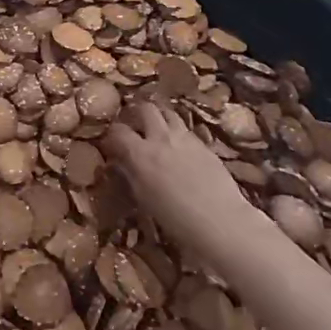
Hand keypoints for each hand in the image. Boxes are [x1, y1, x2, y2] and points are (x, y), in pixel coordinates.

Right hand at [101, 102, 263, 258]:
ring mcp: (184, 137)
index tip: (110, 142)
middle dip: (136, 113)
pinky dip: (176, 130)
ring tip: (156, 127)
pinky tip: (177, 144)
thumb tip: (120, 162)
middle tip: (133, 125)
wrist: (219, 220)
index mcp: (140, 154)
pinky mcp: (203, 143)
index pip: (118, 131)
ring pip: (168, 112)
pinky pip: (185, 127)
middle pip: (145, 109)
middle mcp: (161, 138)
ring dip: (159, 116)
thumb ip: (130, 175)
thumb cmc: (176, 219)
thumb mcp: (144, 199)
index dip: (111, 134)